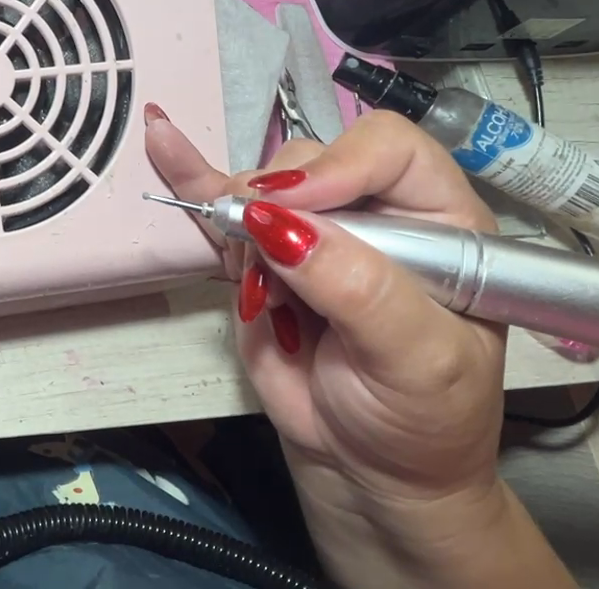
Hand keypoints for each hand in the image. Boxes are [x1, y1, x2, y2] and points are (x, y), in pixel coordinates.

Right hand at [143, 108, 506, 512]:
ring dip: (239, 219)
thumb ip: (355, 287)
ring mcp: (309, 230)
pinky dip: (188, 172)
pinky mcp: (258, 253)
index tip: (292, 208)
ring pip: (259, 185)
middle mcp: (372, 211)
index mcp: (436, 221)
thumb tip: (273, 222)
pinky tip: (162, 136)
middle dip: (278, 200)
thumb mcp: (415, 359)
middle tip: (264, 256)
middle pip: (312, 159)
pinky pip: (219, 202)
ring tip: (256, 283)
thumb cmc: (420, 416)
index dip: (339, 165)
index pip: (389, 151)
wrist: (365, 463)